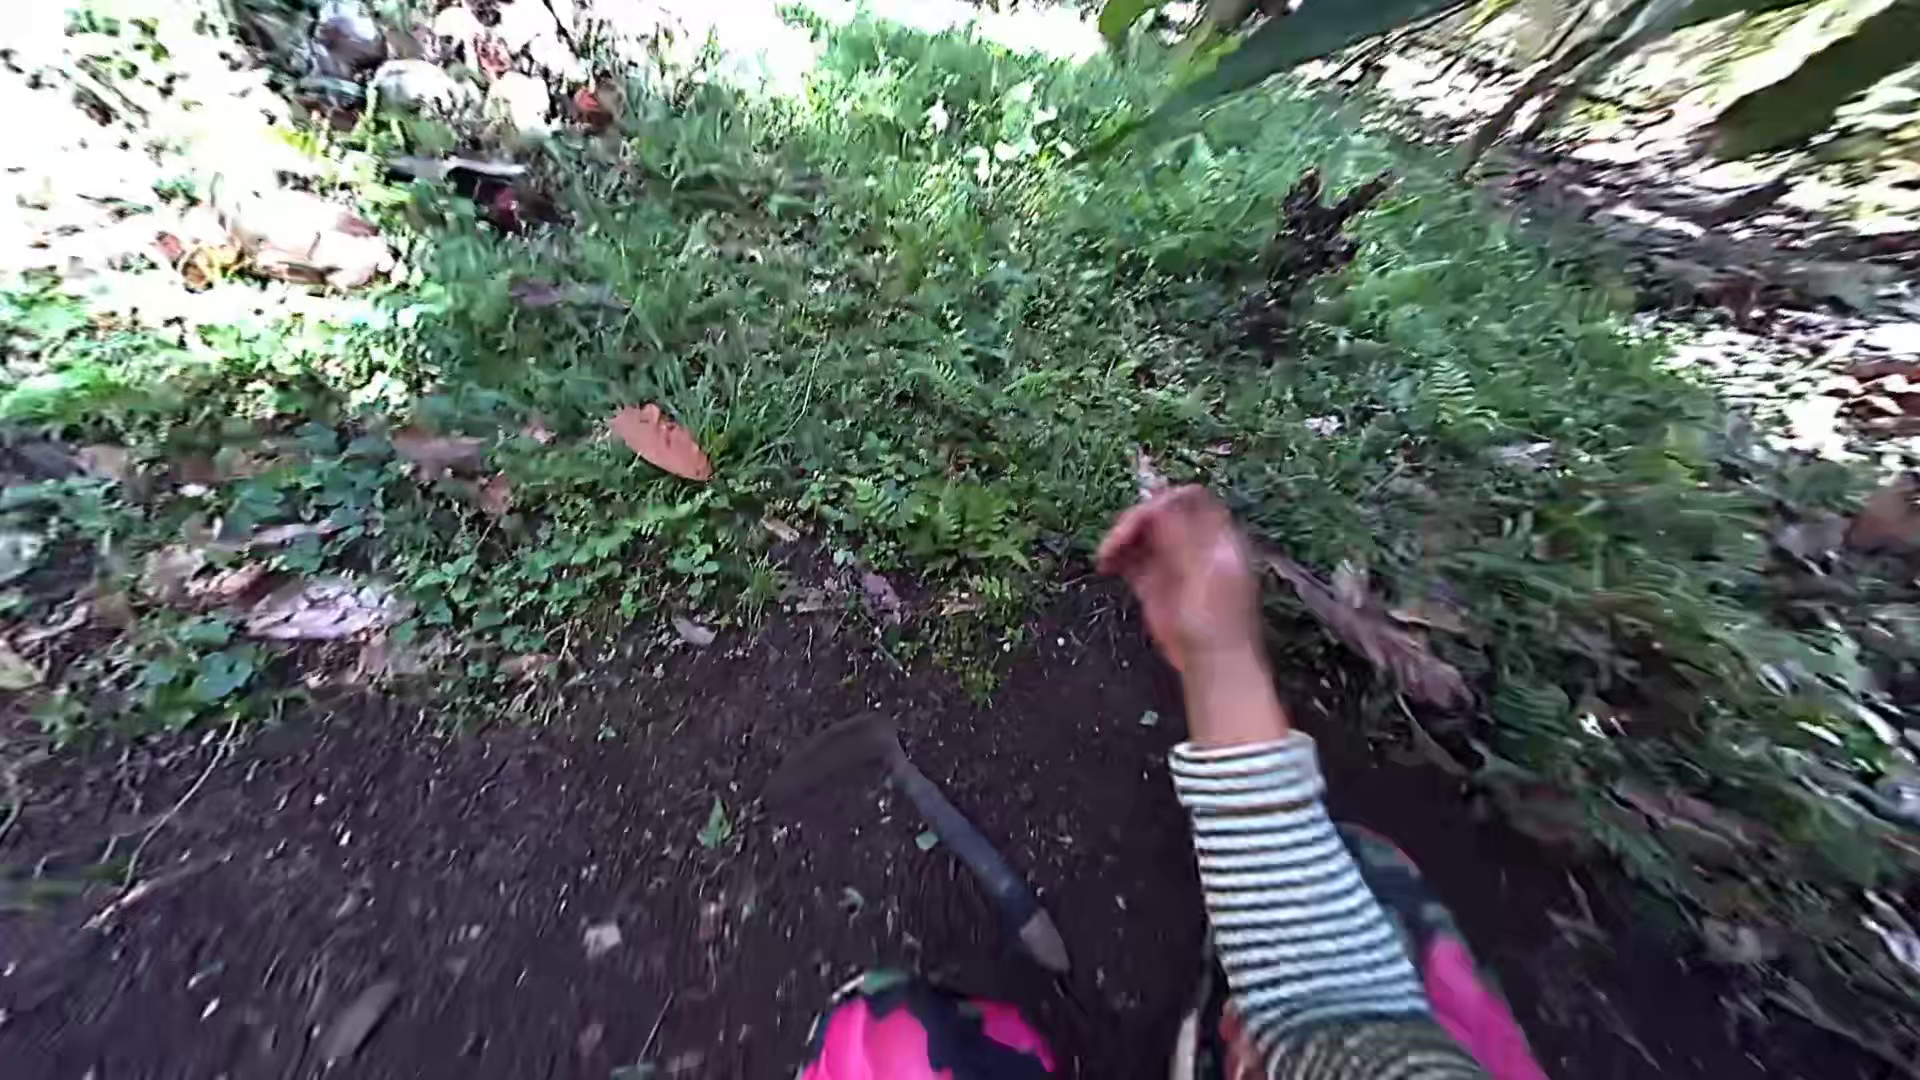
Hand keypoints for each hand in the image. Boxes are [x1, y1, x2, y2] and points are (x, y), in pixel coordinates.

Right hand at [1096, 485, 1261, 674]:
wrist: (1212, 666)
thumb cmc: (1216, 622)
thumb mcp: (1202, 575)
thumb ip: (1181, 538)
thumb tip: (1157, 504)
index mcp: (1214, 537)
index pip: (1188, 500)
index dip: (1162, 501)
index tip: (1138, 519)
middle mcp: (1192, 544)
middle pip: (1159, 514)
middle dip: (1133, 522)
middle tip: (1113, 543)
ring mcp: (1171, 563)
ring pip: (1141, 535)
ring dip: (1120, 539)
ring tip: (1104, 558)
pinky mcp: (1152, 583)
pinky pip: (1130, 558)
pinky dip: (1115, 557)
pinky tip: (1105, 566)